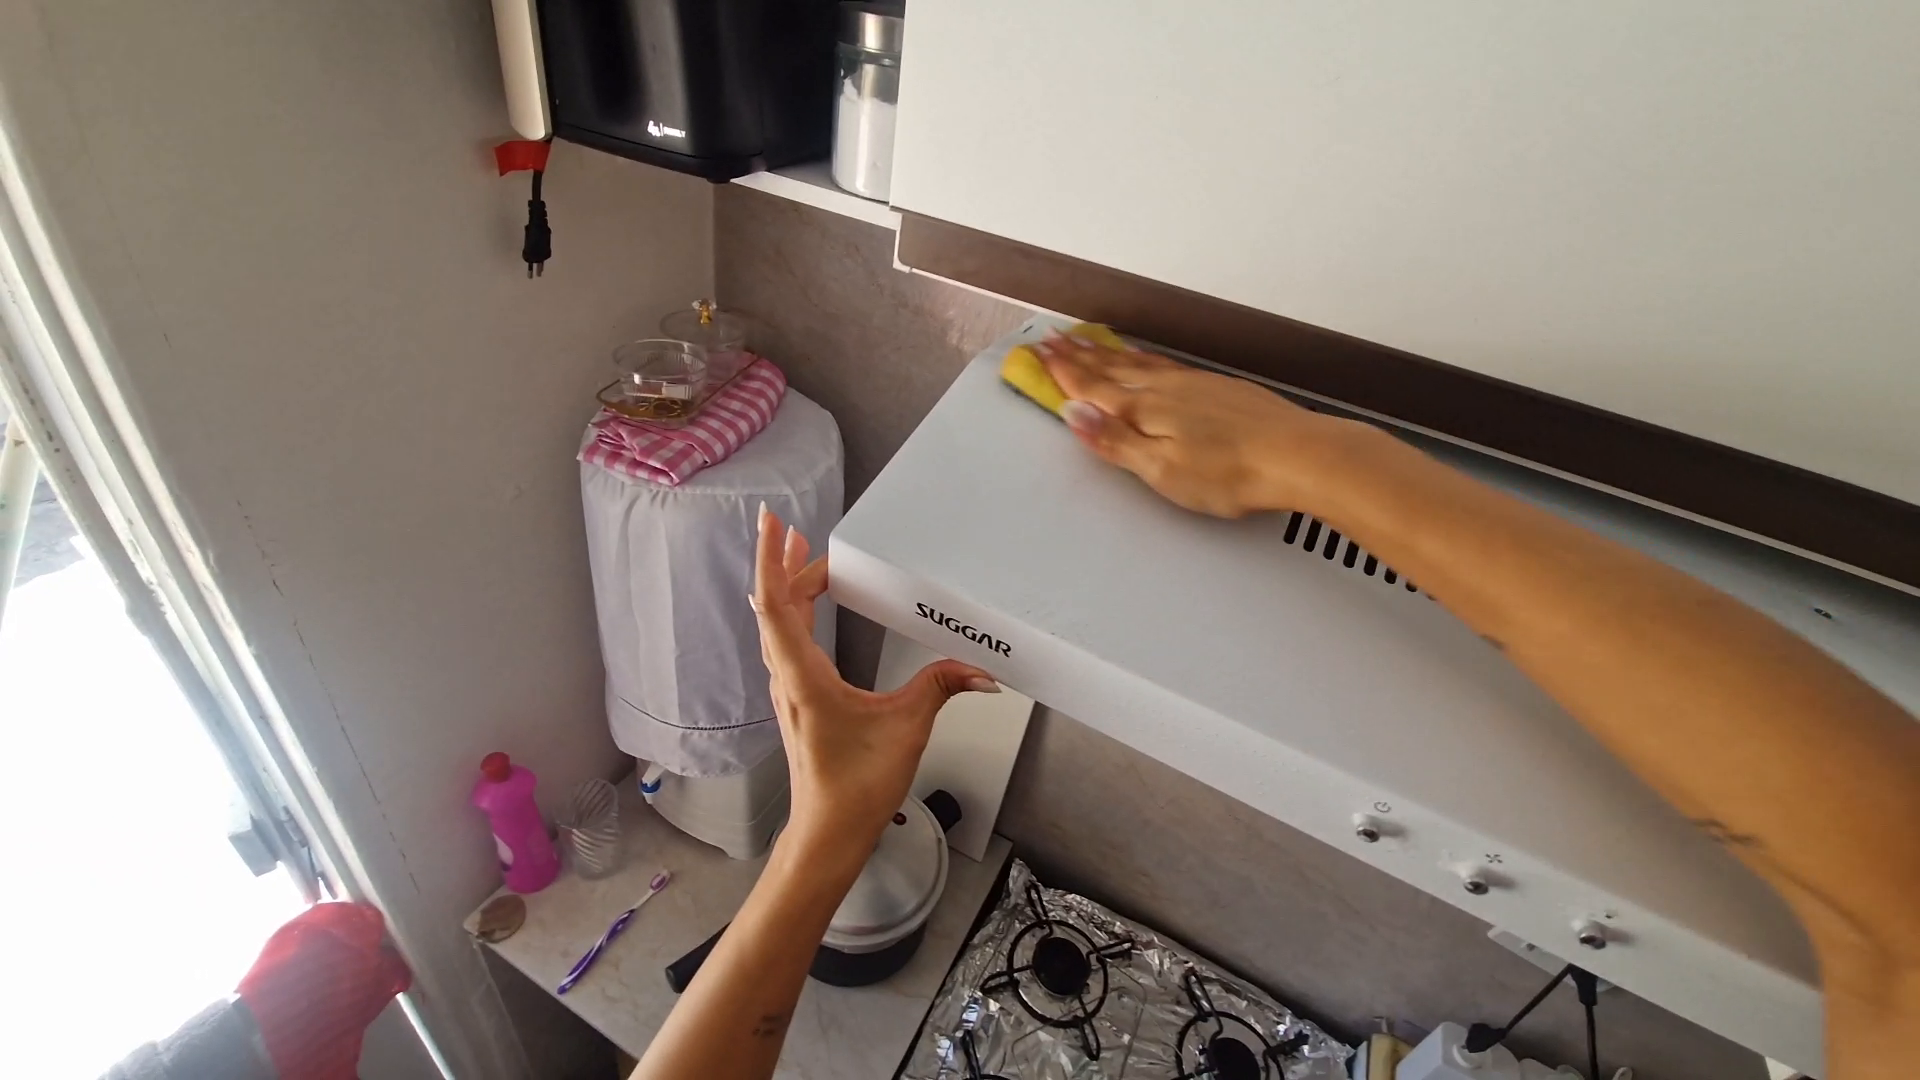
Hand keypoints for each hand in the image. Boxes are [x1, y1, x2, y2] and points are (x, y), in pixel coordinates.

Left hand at [750, 505, 999, 860]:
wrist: (828, 833)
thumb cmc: (856, 787)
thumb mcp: (906, 728)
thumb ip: (941, 688)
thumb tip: (981, 671)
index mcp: (803, 676)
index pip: (776, 604)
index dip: (773, 559)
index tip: (775, 523)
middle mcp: (787, 676)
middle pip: (776, 607)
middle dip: (786, 562)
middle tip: (799, 528)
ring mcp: (789, 688)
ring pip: (779, 624)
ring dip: (788, 585)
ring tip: (802, 553)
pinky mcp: (799, 698)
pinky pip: (788, 641)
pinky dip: (795, 611)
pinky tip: (811, 605)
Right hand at [1036, 333, 1367, 517]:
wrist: (1298, 455)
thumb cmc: (1229, 472)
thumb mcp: (1161, 469)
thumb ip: (1115, 441)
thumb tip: (1072, 414)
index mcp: (1145, 411)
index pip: (1093, 389)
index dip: (1064, 373)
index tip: (1040, 353)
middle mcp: (1165, 390)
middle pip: (1112, 370)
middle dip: (1079, 356)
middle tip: (1053, 338)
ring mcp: (1194, 385)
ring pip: (1139, 363)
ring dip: (1108, 353)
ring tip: (1088, 340)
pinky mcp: (1218, 389)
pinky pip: (1166, 364)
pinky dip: (1144, 357)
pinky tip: (1145, 358)